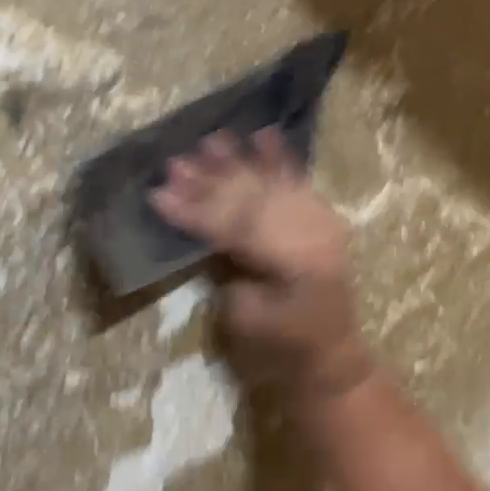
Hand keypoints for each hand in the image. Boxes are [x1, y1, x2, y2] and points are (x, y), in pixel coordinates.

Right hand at [149, 128, 372, 400]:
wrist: (332, 355)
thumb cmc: (283, 347)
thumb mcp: (245, 316)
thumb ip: (227, 268)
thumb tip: (205, 231)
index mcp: (295, 262)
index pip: (234, 227)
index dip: (193, 210)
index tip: (157, 194)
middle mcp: (313, 232)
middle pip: (251, 198)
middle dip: (210, 181)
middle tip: (174, 163)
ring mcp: (321, 222)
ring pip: (272, 184)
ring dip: (238, 162)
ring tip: (209, 141)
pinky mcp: (322, 219)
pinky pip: (300, 182)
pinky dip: (280, 158)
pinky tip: (263, 135)